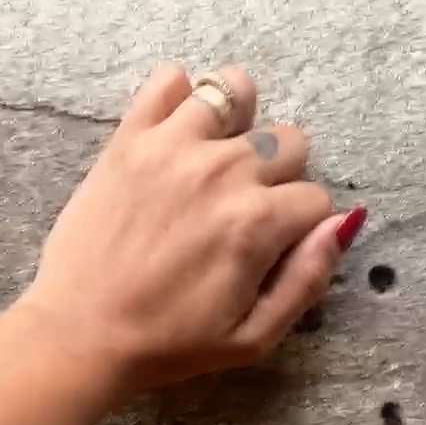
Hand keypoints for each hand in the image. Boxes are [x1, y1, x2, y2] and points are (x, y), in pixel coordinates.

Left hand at [19, 64, 364, 392]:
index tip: (277, 248)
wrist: (82, 334)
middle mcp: (222, 172)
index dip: (304, 228)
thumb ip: (306, 281)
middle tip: (249, 211)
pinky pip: (169, 80)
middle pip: (289, 141)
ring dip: (241, 123)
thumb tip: (343, 226)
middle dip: (282, 176)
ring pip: (238, 92)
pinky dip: (181, 97)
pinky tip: (178, 137)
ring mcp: (173, 147)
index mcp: (256, 224)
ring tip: (221, 160)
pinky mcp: (130, 138)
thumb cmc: (168, 344)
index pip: (316, 199)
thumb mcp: (252, 338)